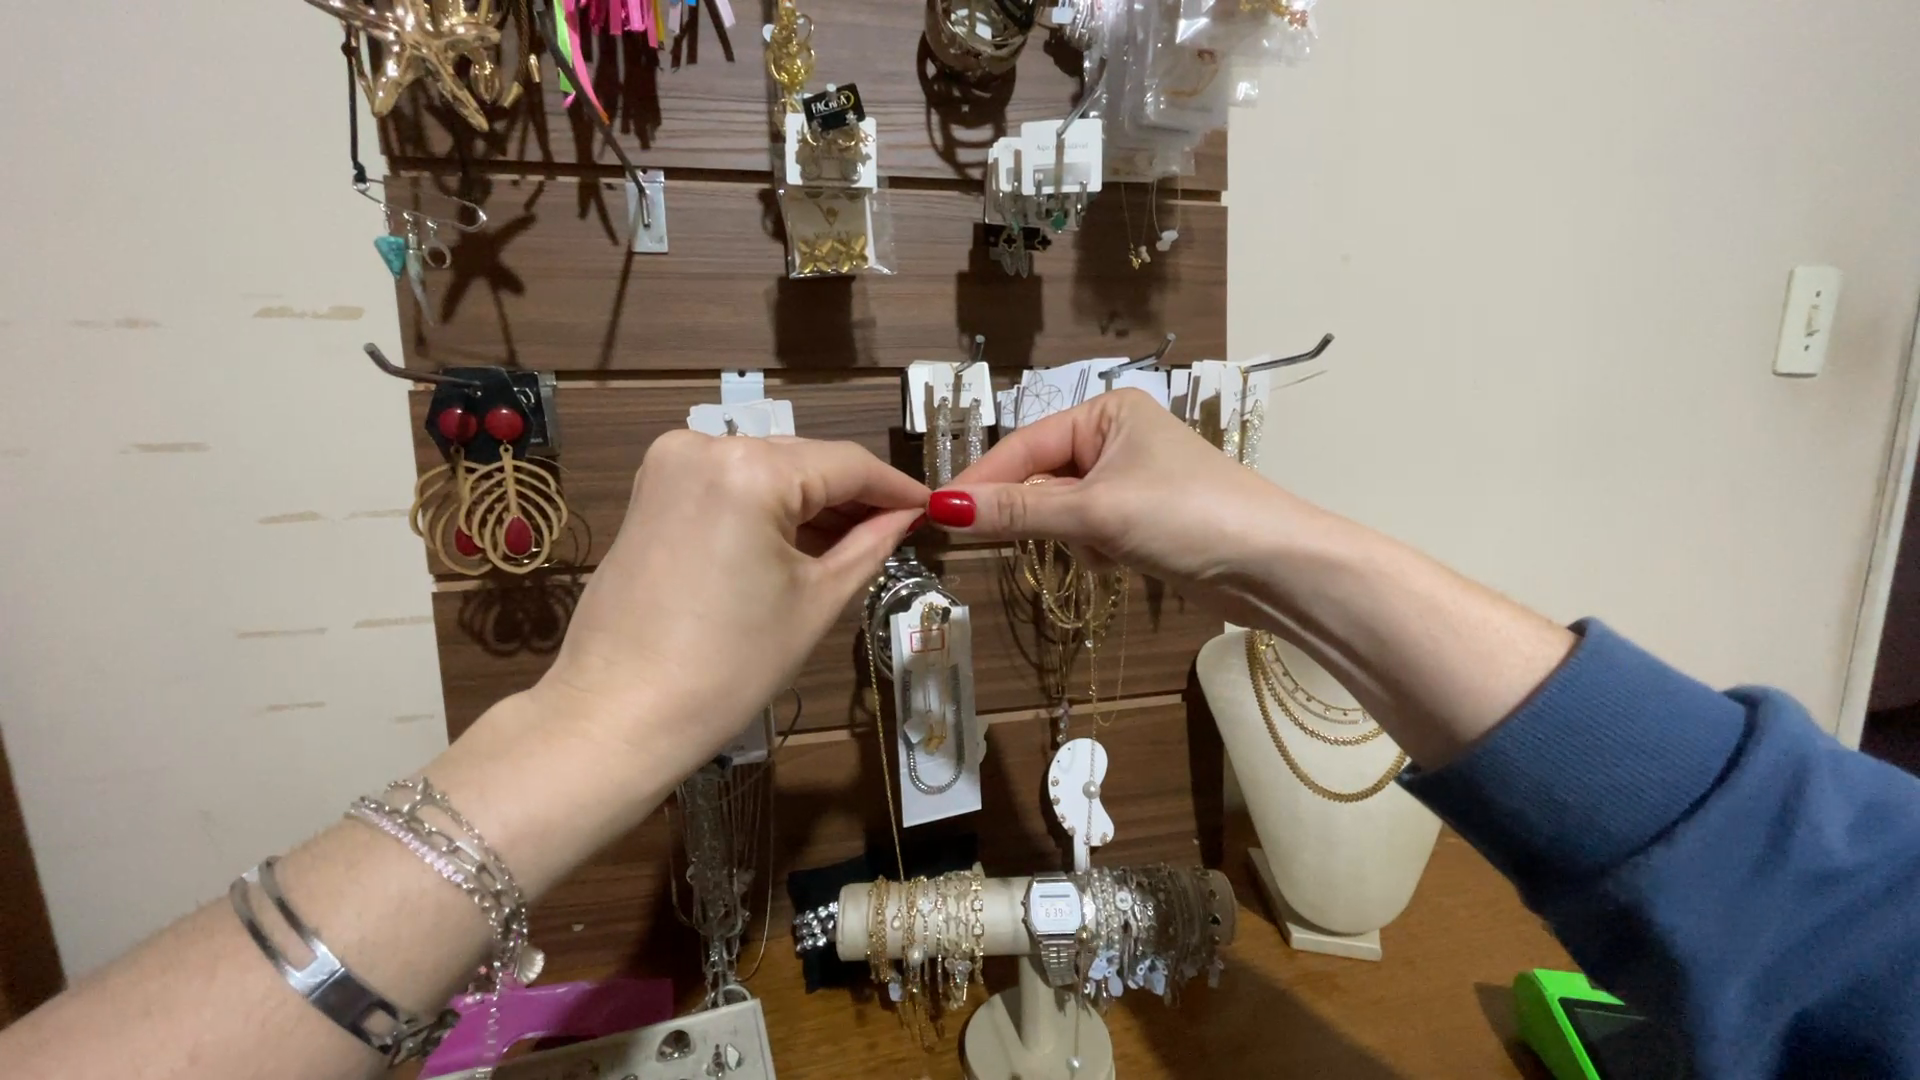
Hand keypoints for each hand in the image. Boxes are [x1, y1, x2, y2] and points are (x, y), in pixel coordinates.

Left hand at [540, 433, 926, 775]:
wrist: (618, 715)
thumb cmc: (729, 666)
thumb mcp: (816, 601)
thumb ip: (871, 544)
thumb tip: (905, 515)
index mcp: (750, 468)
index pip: (847, 464)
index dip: (895, 486)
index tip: (930, 506)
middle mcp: (704, 444)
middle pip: (805, 461)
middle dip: (853, 495)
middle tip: (899, 528)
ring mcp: (670, 464)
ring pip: (768, 470)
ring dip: (812, 501)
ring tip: (858, 540)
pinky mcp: (652, 490)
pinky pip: (732, 484)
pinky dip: (769, 507)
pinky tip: (802, 539)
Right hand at [925, 389, 1318, 626]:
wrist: (1273, 567)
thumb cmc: (1186, 517)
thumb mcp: (1095, 511)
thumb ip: (1018, 510)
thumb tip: (943, 507)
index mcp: (1106, 413)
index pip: (1024, 446)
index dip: (982, 481)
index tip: (937, 513)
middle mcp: (1115, 439)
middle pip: (1040, 478)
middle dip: (1035, 513)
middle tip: (1006, 539)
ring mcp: (1129, 482)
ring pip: (1062, 510)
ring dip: (1071, 536)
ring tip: (1104, 549)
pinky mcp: (1141, 520)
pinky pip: (1089, 531)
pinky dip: (1094, 550)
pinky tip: (1121, 561)